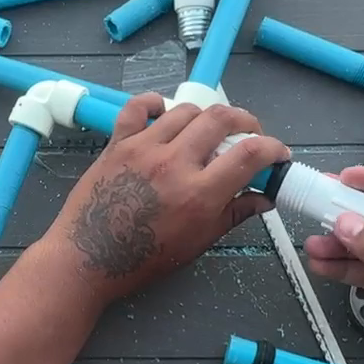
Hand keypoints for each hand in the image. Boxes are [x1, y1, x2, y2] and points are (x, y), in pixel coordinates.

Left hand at [35, 94, 288, 305]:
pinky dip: (155, 103)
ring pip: (185, 110)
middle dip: (245, 121)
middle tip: (248, 134)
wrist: (86, 258)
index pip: (250, 153)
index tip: (277, 153)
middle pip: (221, 119)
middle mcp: (174, 163)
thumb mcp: (197, 243)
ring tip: (207, 131)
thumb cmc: (143, 259)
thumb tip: (265, 198)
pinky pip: (138, 107)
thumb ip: (233, 214)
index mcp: (200, 194)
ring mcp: (143, 148)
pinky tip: (164, 112)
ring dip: (205, 117)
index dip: (273, 147)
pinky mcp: (117, 143)